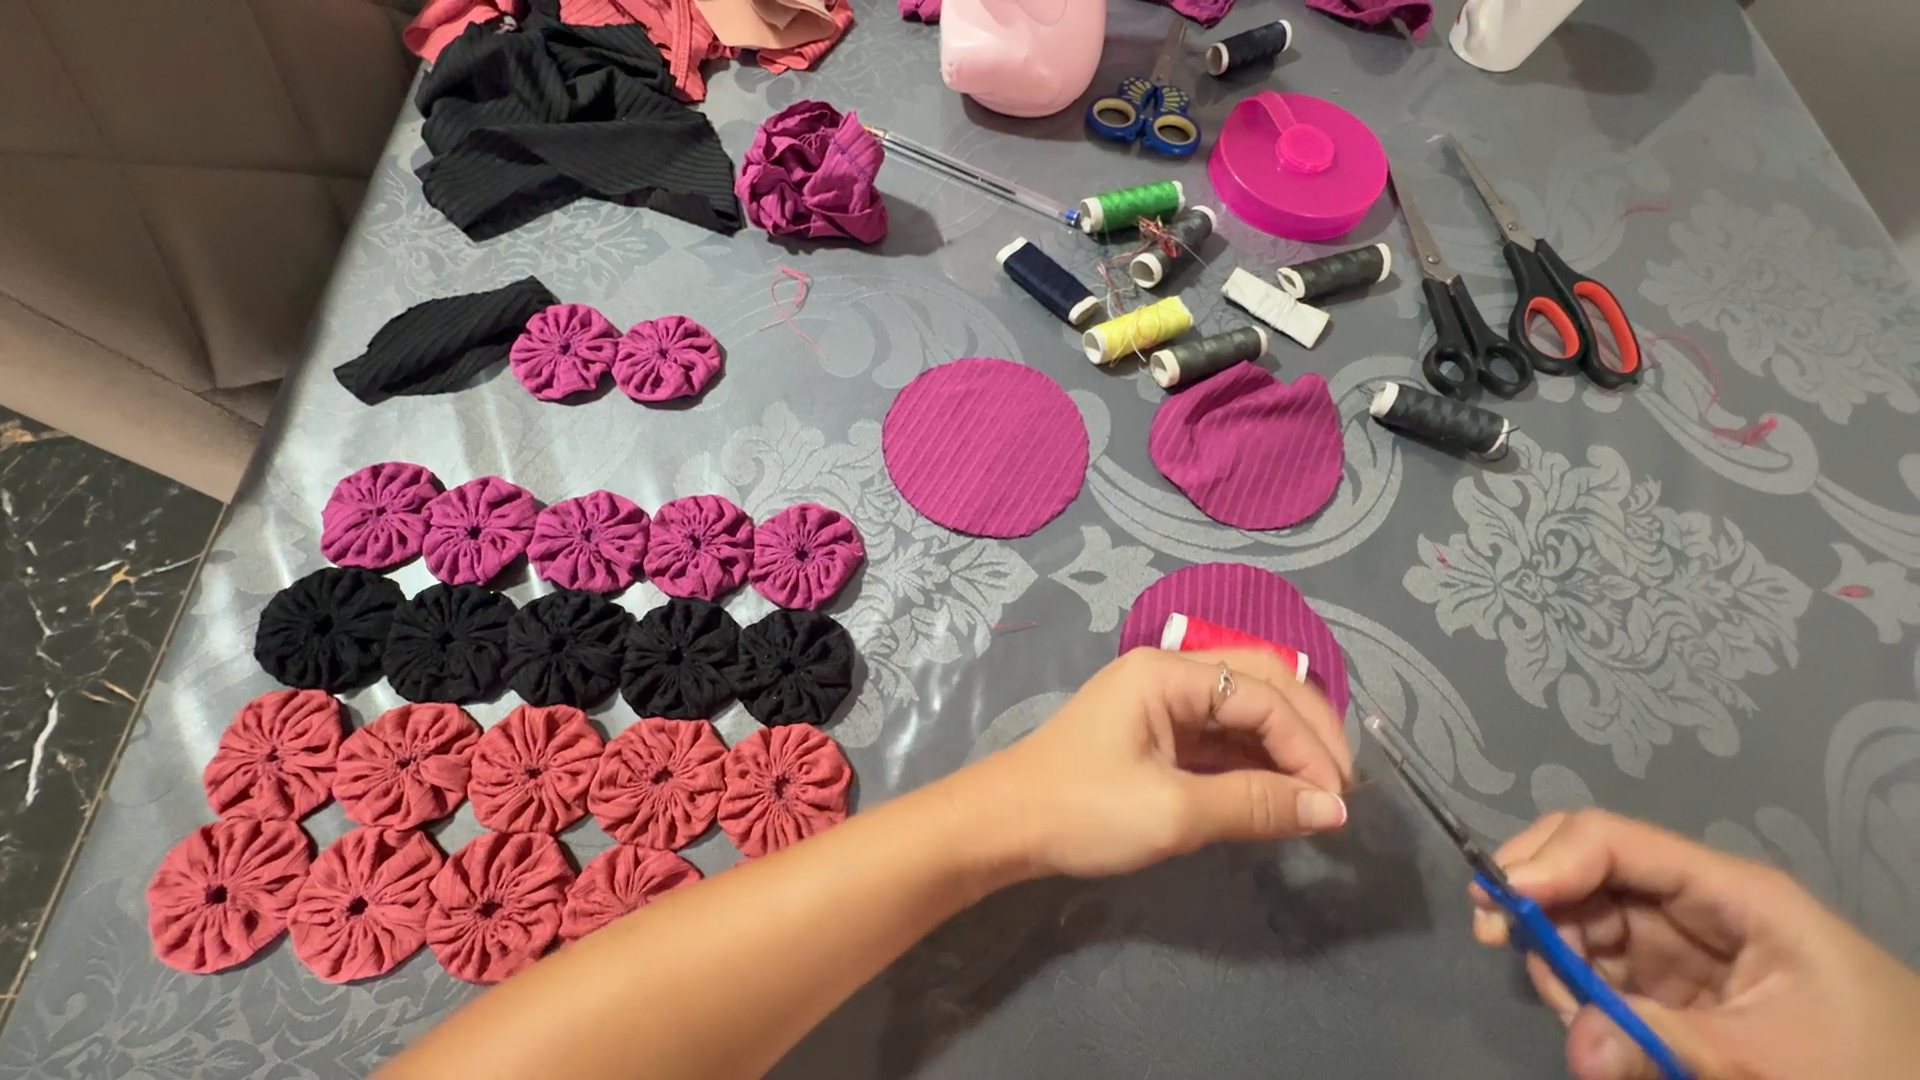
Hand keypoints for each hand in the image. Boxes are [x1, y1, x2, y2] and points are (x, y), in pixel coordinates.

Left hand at [960, 647, 1352, 881]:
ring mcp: (1161, 703)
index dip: (1307, 742)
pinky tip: (1278, 793)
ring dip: (1282, 749)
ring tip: (1318, 797)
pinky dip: (1252, 763)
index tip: (1338, 800)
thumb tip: (1333, 810)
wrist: (1006, 825)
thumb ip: (1255, 804)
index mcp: (1166, 672)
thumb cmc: (1082, 809)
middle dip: (1305, 730)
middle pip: (1258, 684)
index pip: (1261, 692)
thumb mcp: (1172, 811)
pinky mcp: (1157, 735)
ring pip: (1241, 712)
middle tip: (1339, 788)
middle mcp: (1167, 675)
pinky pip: (1219, 738)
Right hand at [1472, 809, 1919, 1079]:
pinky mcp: (1667, 973)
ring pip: (1576, 907)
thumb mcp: (1779, 1068)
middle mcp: (1693, 897)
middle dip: (1532, 894)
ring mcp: (1677, 935)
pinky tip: (1578, 1007)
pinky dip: (1568, 973)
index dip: (1547, 860)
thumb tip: (1574, 1048)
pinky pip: (1592, 952)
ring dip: (1548, 944)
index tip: (1501, 904)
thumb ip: (1671, 1050)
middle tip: (1495, 936)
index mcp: (1732, 892)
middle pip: (1580, 861)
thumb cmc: (1881, 1077)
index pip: (1611, 839)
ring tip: (1563, 1003)